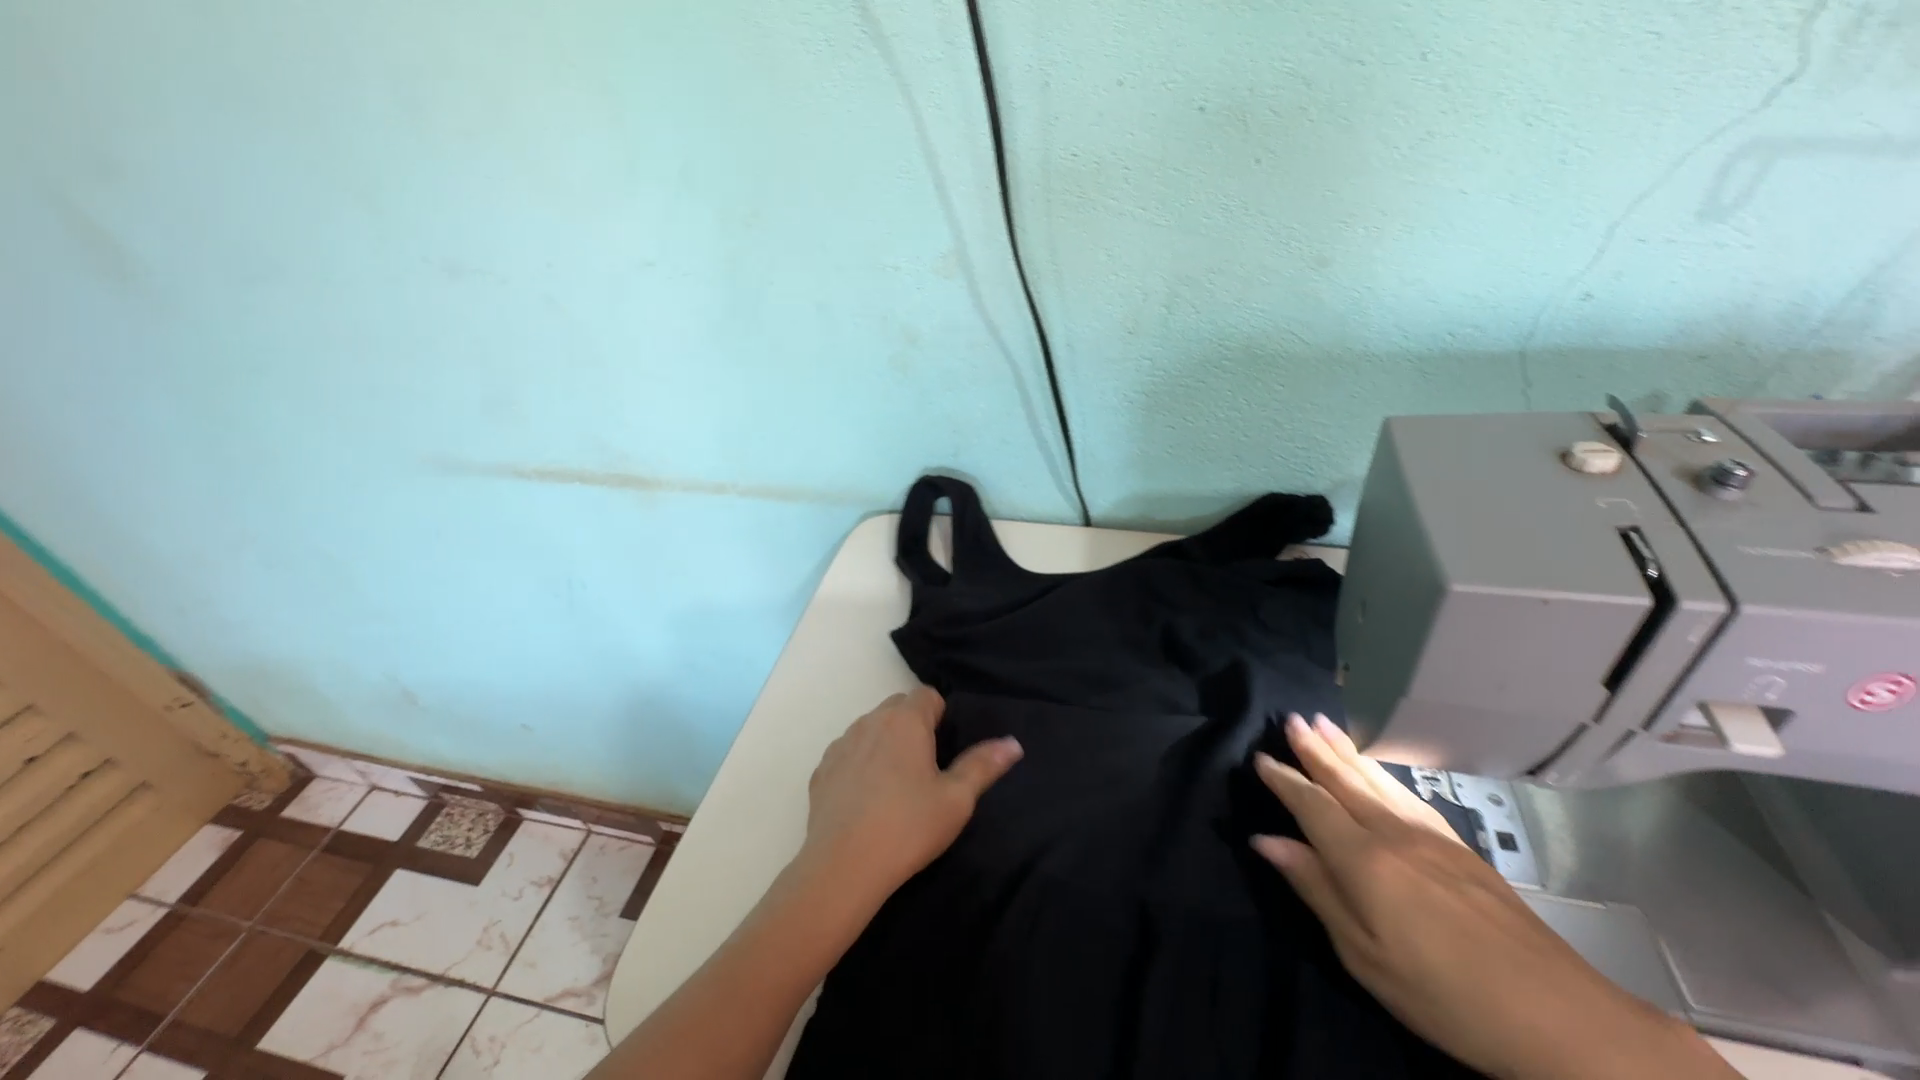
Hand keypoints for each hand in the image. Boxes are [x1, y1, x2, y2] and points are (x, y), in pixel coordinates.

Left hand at [800, 687, 1022, 902]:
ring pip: (870, 730)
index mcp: (905, 721)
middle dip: (914, 727)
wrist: (843, 866)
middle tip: (927, 769)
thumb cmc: (909, 827)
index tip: (946, 749)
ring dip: (885, 744)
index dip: (941, 716)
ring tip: (897, 787)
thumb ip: (983, 765)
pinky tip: (867, 801)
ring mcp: (840, 746)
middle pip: (897, 708)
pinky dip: (859, 766)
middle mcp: (869, 722)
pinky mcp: (820, 771)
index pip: (927, 695)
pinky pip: (847, 755)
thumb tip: (1012, 743)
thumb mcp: (957, 799)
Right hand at [1251, 714, 1736, 1079]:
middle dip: (1315, 750)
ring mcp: (1433, 837)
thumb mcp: (1363, 955)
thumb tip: (1267, 841)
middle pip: (1346, 781)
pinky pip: (1407, 794)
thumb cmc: (1443, 995)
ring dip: (1348, 752)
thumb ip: (1316, 889)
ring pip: (1378, 781)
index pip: (1312, 806)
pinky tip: (1377, 771)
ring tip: (1325, 725)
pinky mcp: (1461, 848)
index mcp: (1365, 860)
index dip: (1284, 781)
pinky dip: (1382, 773)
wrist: (1556, 1012)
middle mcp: (1395, 834)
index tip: (1260, 757)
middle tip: (1291, 719)